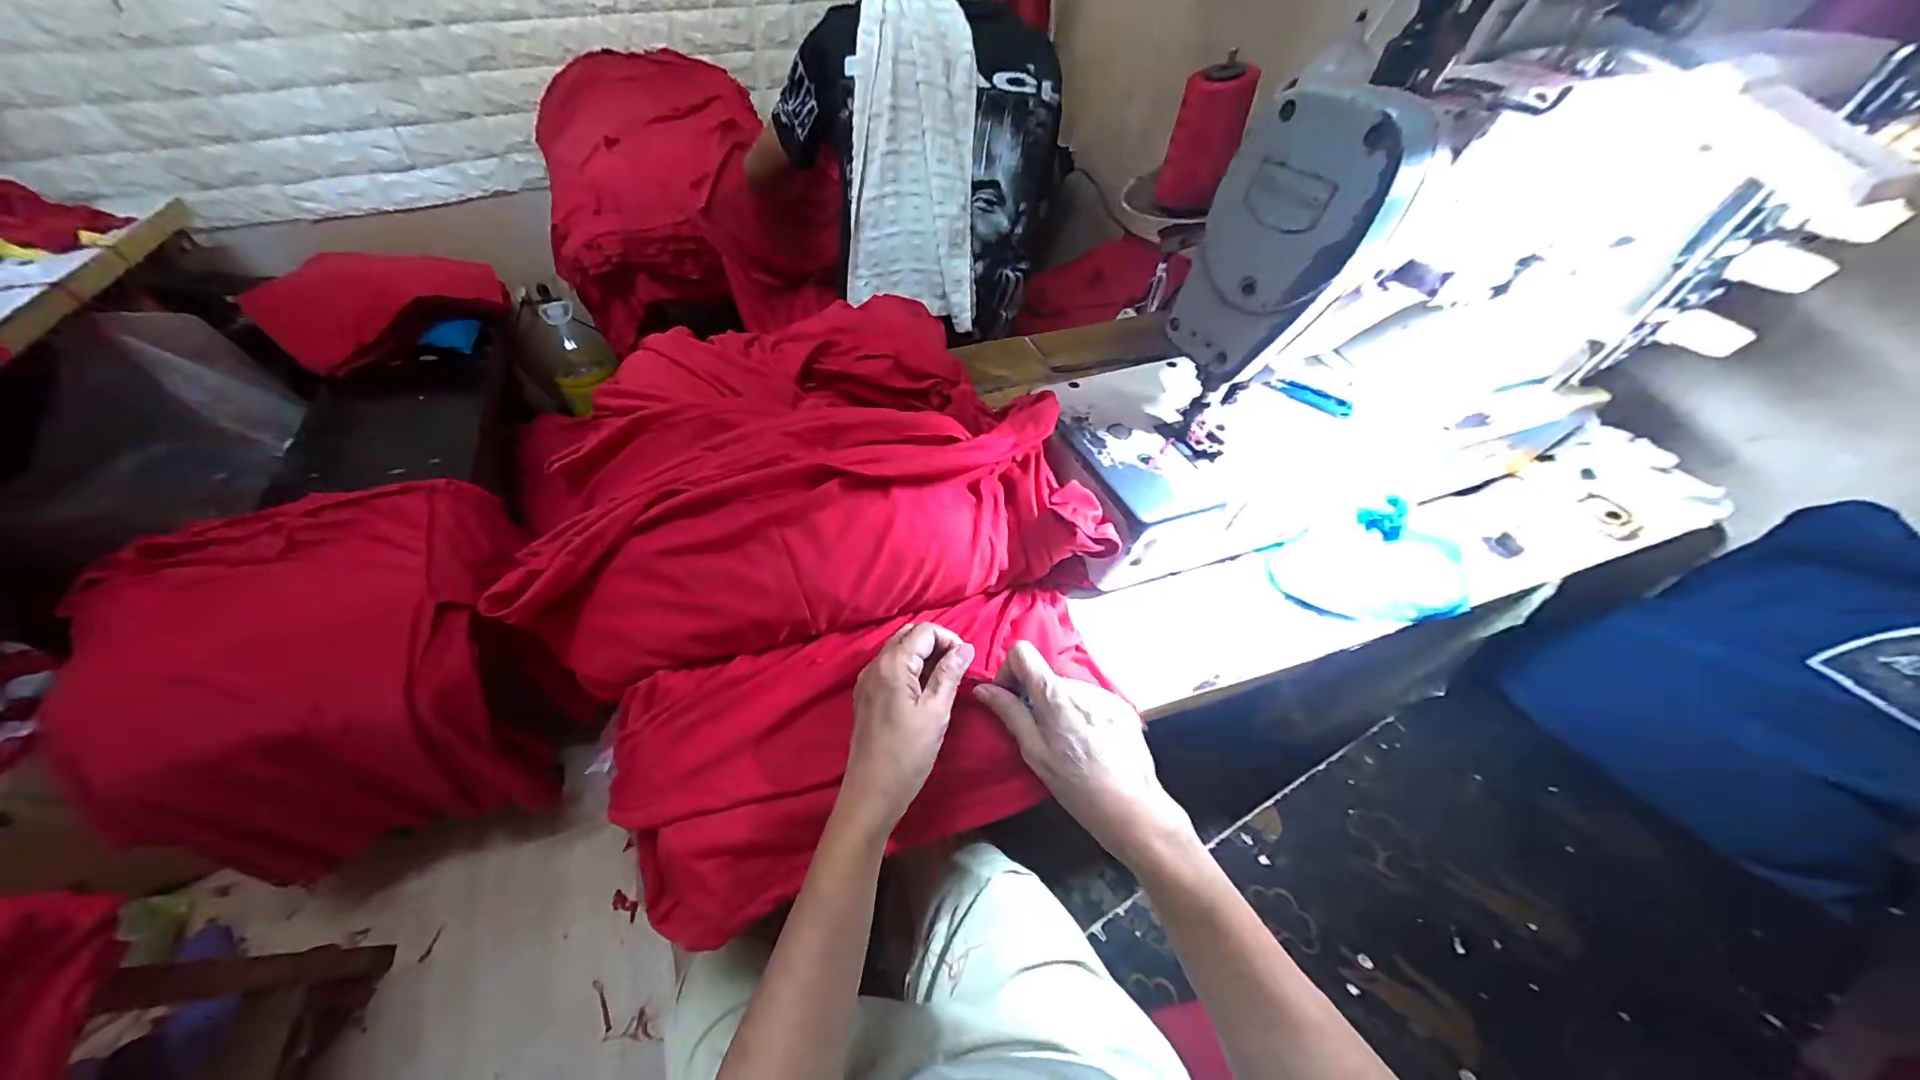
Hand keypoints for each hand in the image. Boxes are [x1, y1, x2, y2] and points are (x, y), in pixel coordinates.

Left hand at [839, 623, 973, 835]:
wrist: (871, 792)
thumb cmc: (907, 755)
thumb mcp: (936, 712)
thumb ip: (949, 675)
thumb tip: (964, 649)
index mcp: (892, 665)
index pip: (924, 631)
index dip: (949, 639)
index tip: (965, 661)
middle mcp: (874, 665)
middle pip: (908, 635)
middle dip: (936, 643)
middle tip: (957, 667)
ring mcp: (866, 680)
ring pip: (898, 649)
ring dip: (923, 655)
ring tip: (945, 678)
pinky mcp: (865, 694)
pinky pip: (889, 666)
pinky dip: (909, 667)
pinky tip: (924, 689)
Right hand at [974, 642, 1193, 870]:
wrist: (1132, 807)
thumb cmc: (1077, 786)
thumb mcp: (1034, 752)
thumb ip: (1010, 714)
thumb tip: (985, 689)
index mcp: (1054, 694)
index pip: (1023, 652)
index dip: (1009, 671)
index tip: (1009, 699)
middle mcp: (1080, 687)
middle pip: (1045, 676)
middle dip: (1033, 697)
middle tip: (1035, 733)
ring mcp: (1103, 696)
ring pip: (1067, 692)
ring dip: (1058, 710)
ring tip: (1065, 746)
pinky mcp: (1120, 709)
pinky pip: (1089, 704)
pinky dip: (1080, 718)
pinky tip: (1088, 749)